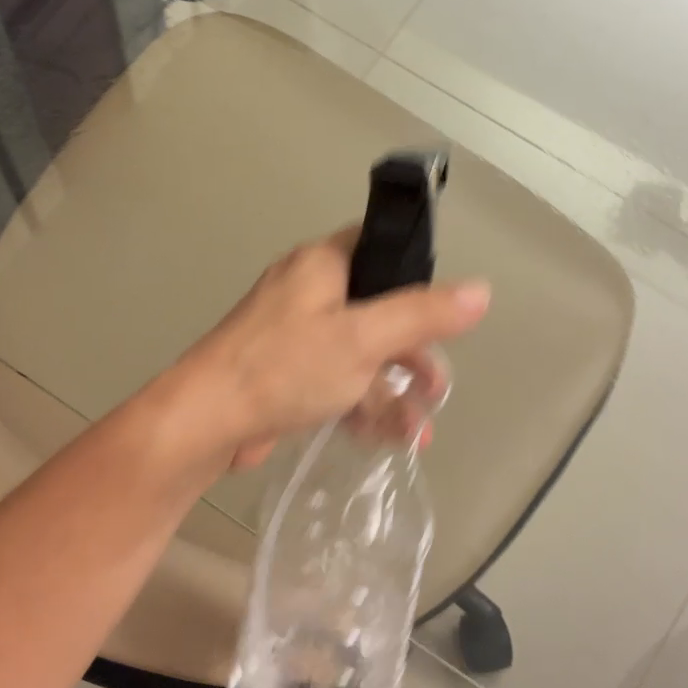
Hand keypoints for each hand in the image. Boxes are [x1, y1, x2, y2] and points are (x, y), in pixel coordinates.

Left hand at [169, 226, 490, 470]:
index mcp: (321, 264)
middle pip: (375, 309)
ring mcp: (292, 334)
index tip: (442, 313)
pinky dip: (360, 404)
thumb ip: (422, 314)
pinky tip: (385, 440)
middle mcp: (306, 291)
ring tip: (419, 434)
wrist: (206, 419)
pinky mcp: (283, 373)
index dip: (414, 273)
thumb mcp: (364, 338)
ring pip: (357, 353)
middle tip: (437, 389)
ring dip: (390, 390)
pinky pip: (333, 380)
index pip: (378, 248)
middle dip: (410, 353)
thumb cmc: (286, 366)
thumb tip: (482, 290)